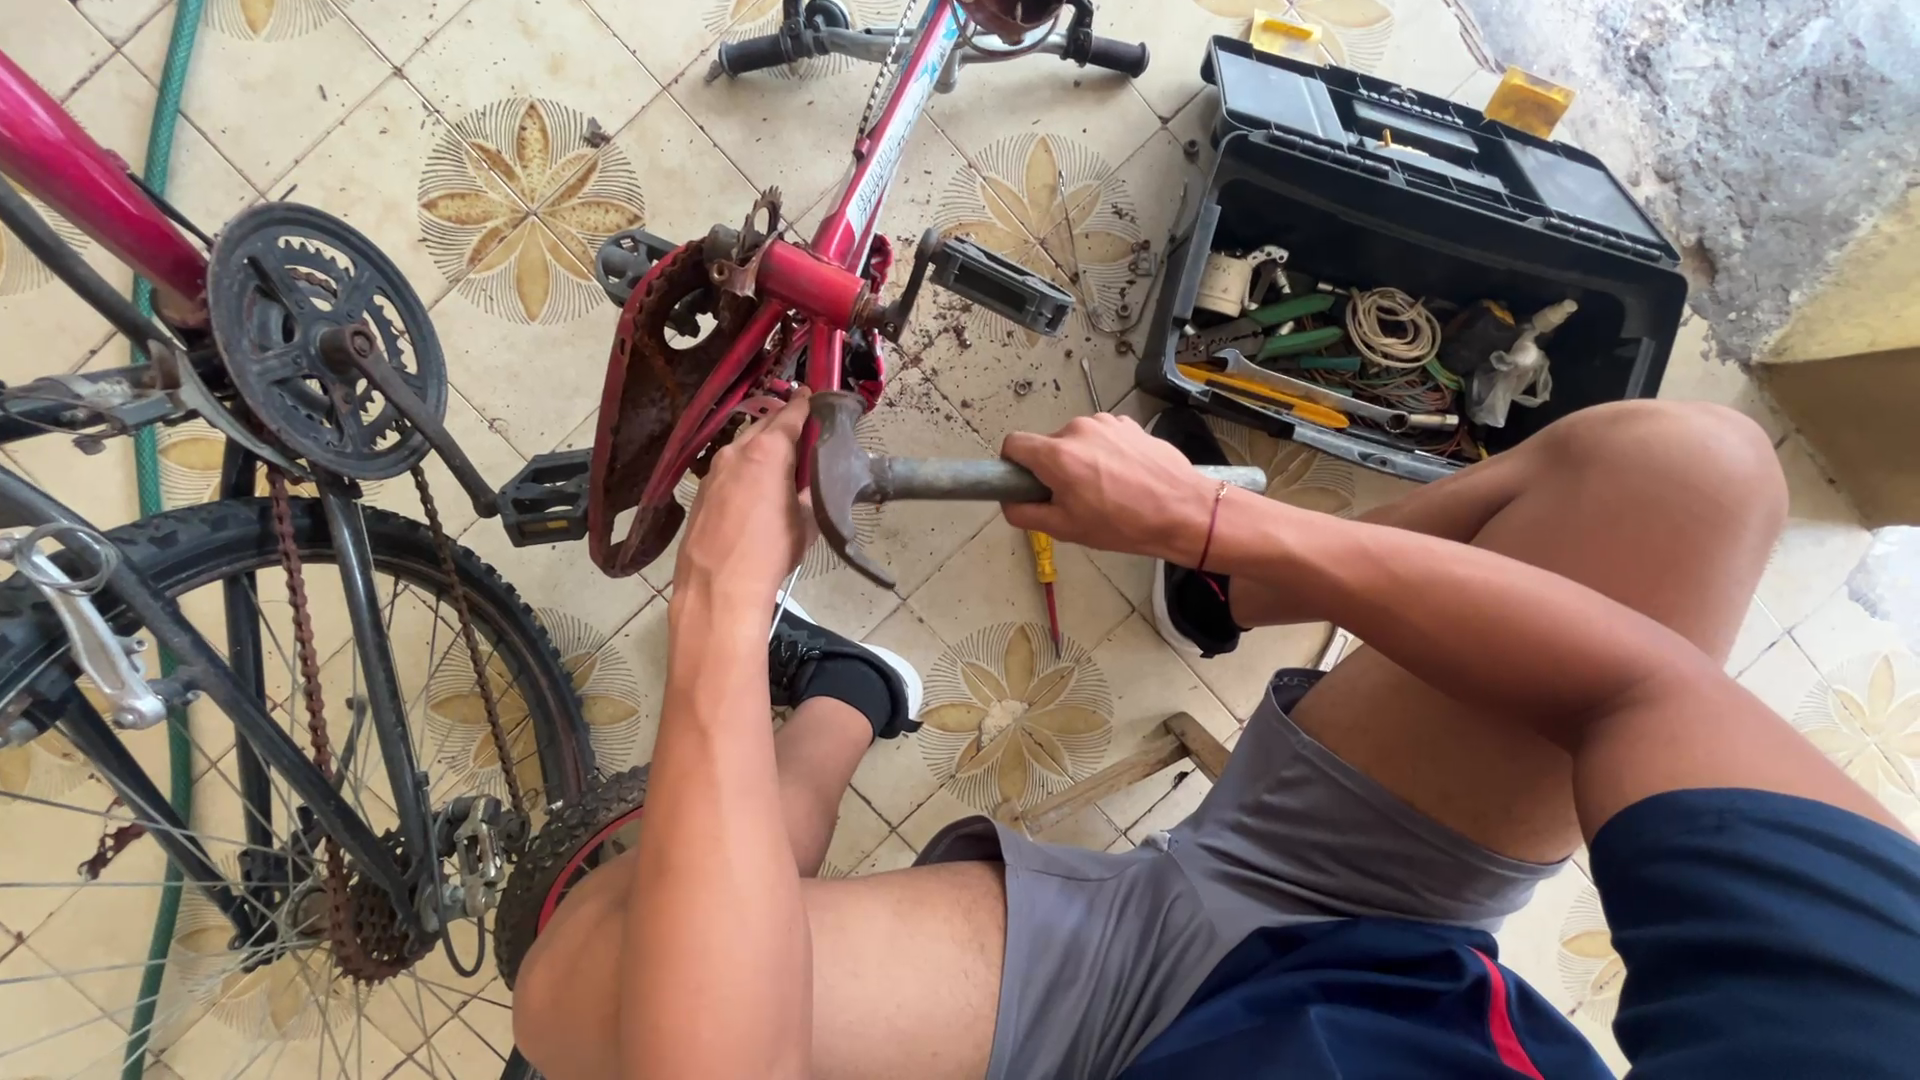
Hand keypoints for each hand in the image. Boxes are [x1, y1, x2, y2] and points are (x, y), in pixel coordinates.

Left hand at [674, 390, 815, 598]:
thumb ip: (810, 492)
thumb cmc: (771, 551)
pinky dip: (744, 468)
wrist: (718, 586)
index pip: (791, 414)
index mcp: (768, 451)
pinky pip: (728, 468)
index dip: (806, 404)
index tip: (814, 397)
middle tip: (803, 434)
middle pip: (764, 426)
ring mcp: (714, 470)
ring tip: (781, 463)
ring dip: (762, 448)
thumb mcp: (806, 521)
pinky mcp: (701, 491)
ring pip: (743, 447)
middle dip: (783, 425)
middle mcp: (736, 450)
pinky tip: (754, 489)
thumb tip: (811, 483)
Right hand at [1000, 413, 1221, 564]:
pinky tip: (1123, 477)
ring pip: (1076, 441)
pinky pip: (1102, 437)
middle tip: (1074, 499)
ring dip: (1081, 460)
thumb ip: (1026, 513)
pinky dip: (1104, 453)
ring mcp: (1106, 423)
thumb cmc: (1124, 524)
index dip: (1013, 465)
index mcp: (1057, 454)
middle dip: (1053, 469)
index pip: (1014, 444)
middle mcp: (1078, 430)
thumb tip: (1009, 502)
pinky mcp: (1128, 424)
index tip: (1026, 483)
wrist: (1183, 511)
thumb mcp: (1065, 529)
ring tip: (1104, 490)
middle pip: (1048, 445)